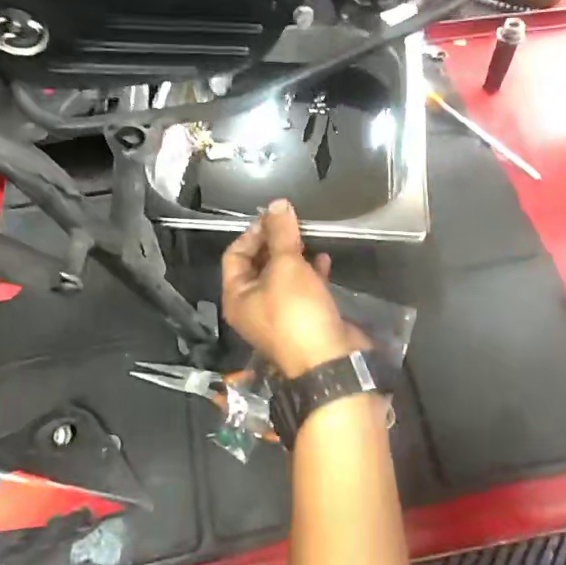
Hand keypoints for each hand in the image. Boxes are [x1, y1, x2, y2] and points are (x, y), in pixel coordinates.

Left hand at [222, 199, 351, 377]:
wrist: (330, 361)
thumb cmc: (297, 312)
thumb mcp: (286, 267)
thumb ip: (281, 234)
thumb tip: (277, 203)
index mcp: (237, 296)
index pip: (234, 255)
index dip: (252, 232)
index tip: (275, 216)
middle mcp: (253, 306)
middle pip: (258, 265)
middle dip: (274, 242)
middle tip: (292, 222)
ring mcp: (280, 315)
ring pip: (282, 277)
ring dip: (294, 256)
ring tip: (308, 236)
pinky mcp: (304, 319)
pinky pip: (303, 289)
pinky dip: (311, 273)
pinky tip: (324, 259)